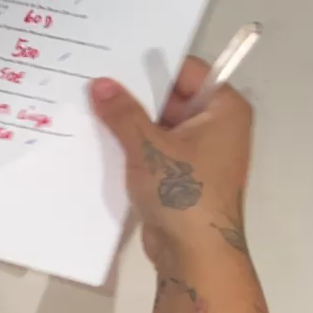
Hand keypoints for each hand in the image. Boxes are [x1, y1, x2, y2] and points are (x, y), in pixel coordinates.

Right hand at [91, 58, 253, 262]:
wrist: (194, 249)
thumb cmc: (183, 191)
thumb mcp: (148, 147)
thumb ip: (122, 113)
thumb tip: (100, 83)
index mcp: (223, 109)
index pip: (187, 72)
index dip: (151, 67)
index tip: (113, 63)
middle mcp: (216, 125)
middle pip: (170, 99)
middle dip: (133, 97)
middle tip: (92, 86)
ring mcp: (198, 152)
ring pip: (158, 126)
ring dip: (127, 124)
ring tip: (88, 113)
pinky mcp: (180, 175)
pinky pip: (153, 150)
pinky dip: (130, 147)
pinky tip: (99, 145)